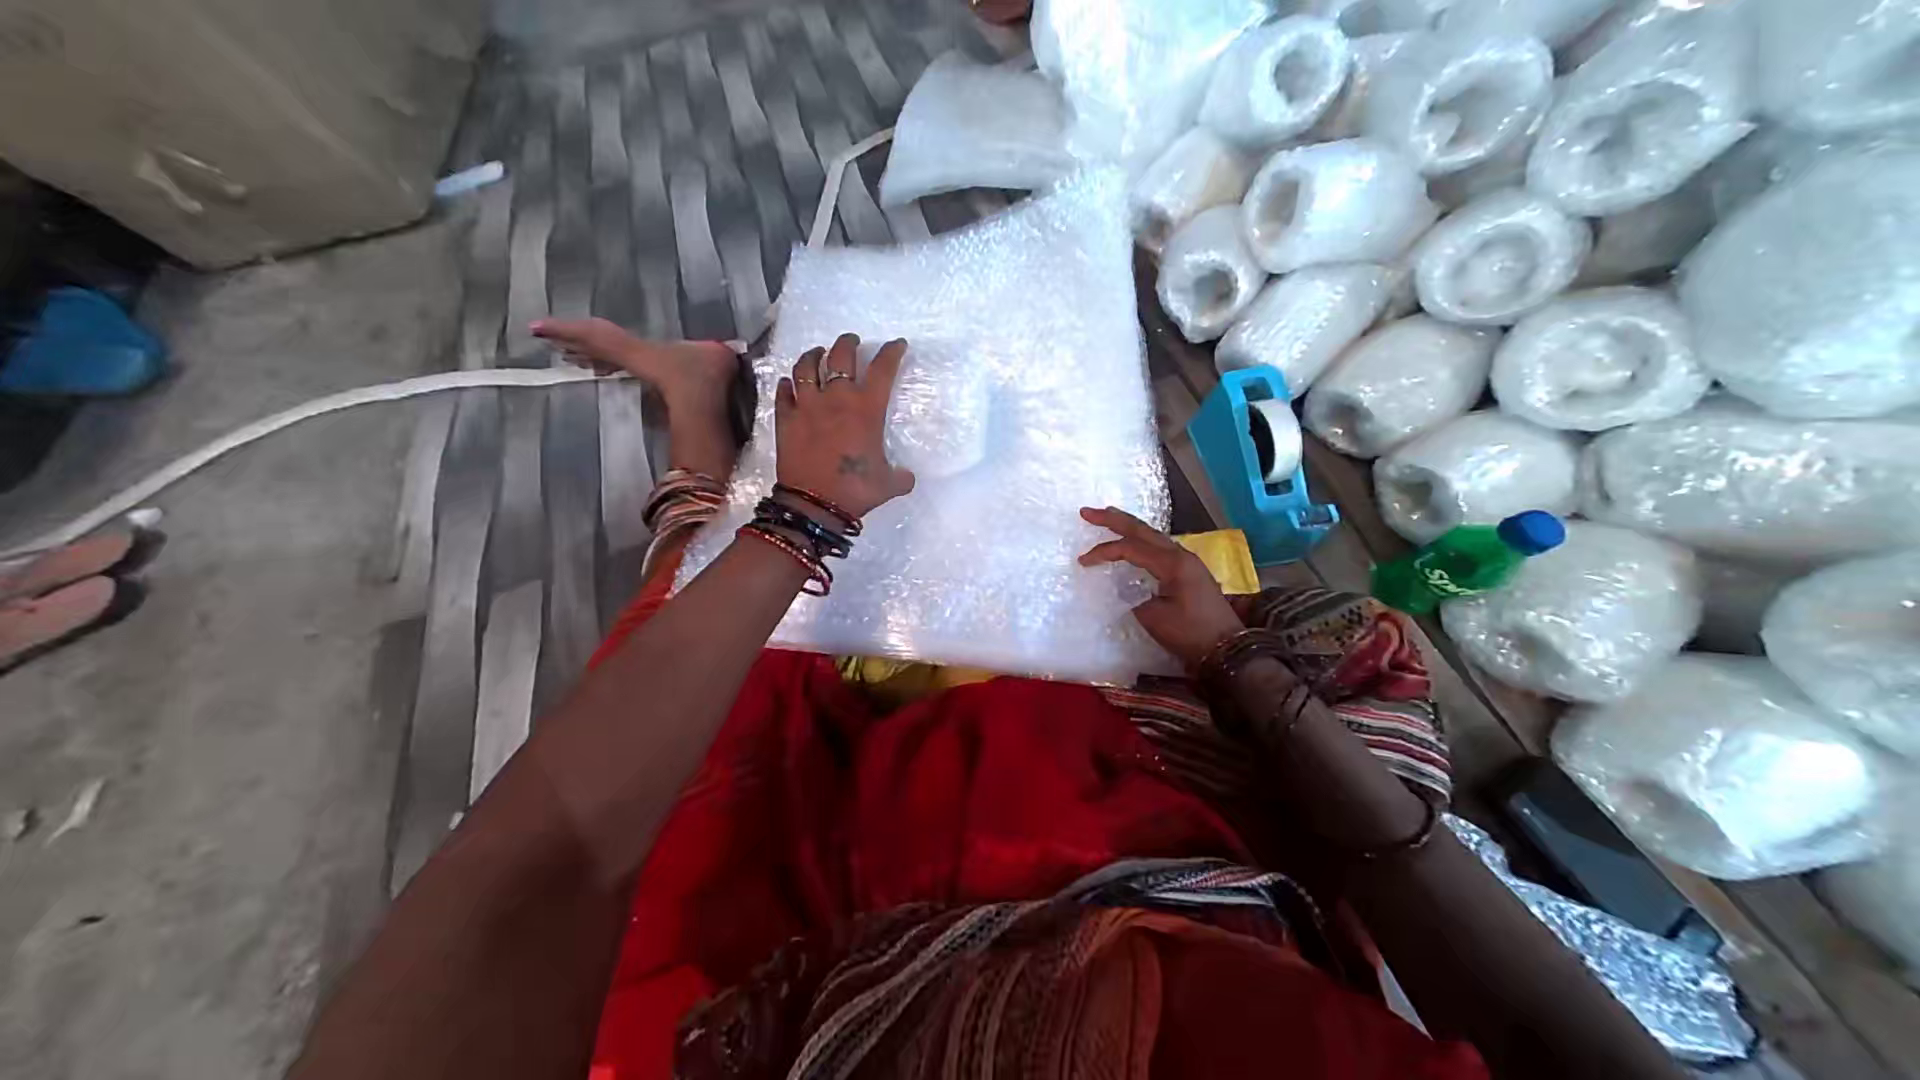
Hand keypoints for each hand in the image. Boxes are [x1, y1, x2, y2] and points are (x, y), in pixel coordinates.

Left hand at [775, 334, 915, 519]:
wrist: (814, 503)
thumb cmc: (855, 489)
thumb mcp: (889, 484)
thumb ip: (900, 476)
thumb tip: (906, 477)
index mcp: (866, 408)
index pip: (882, 369)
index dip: (891, 352)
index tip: (897, 344)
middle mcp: (836, 398)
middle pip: (840, 356)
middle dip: (848, 343)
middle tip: (851, 341)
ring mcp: (807, 406)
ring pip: (806, 367)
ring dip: (813, 356)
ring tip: (817, 353)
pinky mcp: (785, 419)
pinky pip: (783, 393)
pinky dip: (787, 385)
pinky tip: (789, 383)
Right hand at [1078, 506, 1244, 669]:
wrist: (1227, 649)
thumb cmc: (1190, 633)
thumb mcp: (1154, 617)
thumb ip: (1133, 597)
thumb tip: (1125, 588)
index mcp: (1173, 563)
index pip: (1131, 548)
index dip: (1103, 552)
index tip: (1082, 562)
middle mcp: (1181, 556)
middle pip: (1143, 530)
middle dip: (1114, 520)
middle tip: (1088, 512)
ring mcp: (1188, 563)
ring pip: (1153, 537)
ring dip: (1129, 528)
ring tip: (1108, 518)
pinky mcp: (1190, 573)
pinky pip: (1160, 549)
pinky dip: (1141, 542)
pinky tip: (1134, 543)